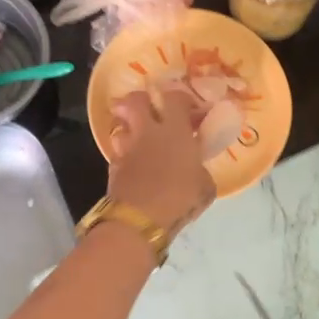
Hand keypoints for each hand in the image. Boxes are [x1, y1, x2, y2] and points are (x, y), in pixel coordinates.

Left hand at [107, 89, 215, 237]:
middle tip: (150, 109)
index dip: (182, 99)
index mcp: (174, 131)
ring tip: (139, 138)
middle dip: (141, 100)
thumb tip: (196, 170)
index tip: (189, 110)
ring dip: (128, 126)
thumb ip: (200, 170)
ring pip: (120, 124)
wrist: (140, 220)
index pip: (175, 98)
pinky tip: (134, 164)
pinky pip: (118, 151)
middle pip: (135, 100)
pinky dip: (125, 153)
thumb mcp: (205, 187)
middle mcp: (147, 132)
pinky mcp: (113, 166)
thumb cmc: (180, 199)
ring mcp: (127, 148)